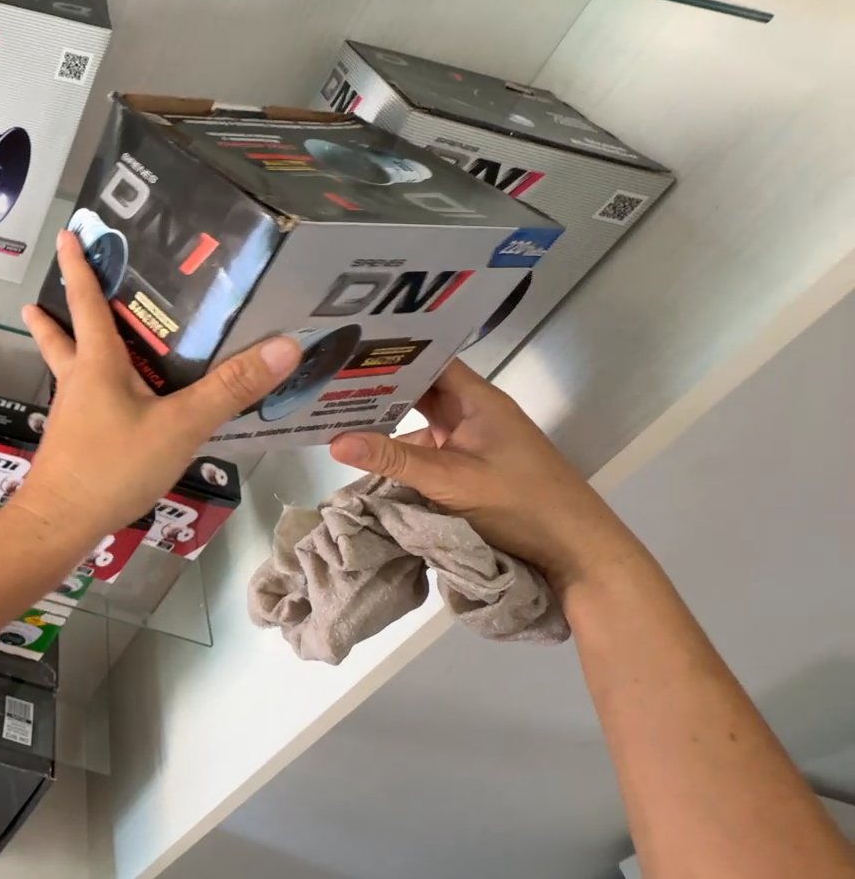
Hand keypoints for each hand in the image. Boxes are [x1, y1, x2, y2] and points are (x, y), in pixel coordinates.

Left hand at [16, 231, 299, 538]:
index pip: (86, 302)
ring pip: (68, 363)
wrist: (60, 521)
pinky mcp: (74, 436)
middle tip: (63, 279)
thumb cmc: (112, 466)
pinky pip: (83, 394)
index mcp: (97, 363)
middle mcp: (78, 378)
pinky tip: (109, 395)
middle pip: (66, 331)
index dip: (78, 266)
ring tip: (69, 326)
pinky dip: (91, 379)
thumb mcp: (179, 426)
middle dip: (62, 304)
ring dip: (66, 339)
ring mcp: (72, 409)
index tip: (65, 235)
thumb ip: (229, 389)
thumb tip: (284, 344)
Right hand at [328, 359, 642, 594]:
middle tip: (324, 378)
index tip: (345, 347)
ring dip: (381, 417)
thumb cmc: (524, 505)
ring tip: (329, 410)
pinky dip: (393, 446)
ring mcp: (468, 439)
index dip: (391, 351)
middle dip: (375, 384)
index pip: (429, 359)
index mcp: (477, 400)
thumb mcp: (452, 480)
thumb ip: (393, 459)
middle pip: (417, 387)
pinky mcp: (464, 463)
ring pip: (416, 417)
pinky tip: (360, 448)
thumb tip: (334, 442)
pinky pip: (420, 445)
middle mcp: (472, 412)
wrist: (578, 555)